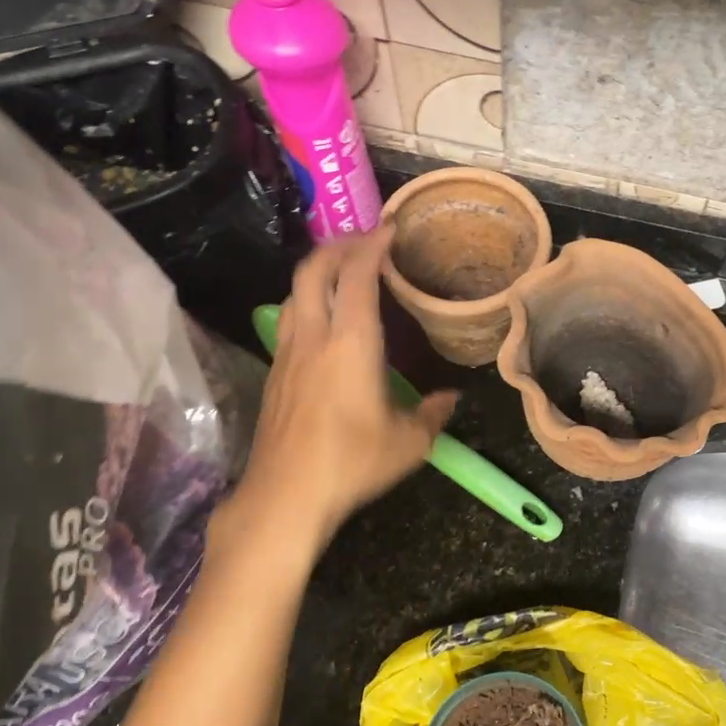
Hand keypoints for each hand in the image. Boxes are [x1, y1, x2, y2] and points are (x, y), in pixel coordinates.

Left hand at [214, 229, 456, 553]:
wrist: (286, 495)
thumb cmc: (352, 463)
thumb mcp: (408, 443)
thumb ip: (431, 414)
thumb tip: (450, 400)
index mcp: (351, 342)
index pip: (356, 274)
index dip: (372, 245)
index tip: (391, 229)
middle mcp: (314, 337)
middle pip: (313, 270)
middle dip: (338, 246)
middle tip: (365, 242)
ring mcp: (288, 354)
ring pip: (294, 293)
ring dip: (317, 273)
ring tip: (341, 275)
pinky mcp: (275, 375)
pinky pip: (289, 320)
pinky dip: (307, 303)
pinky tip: (323, 324)